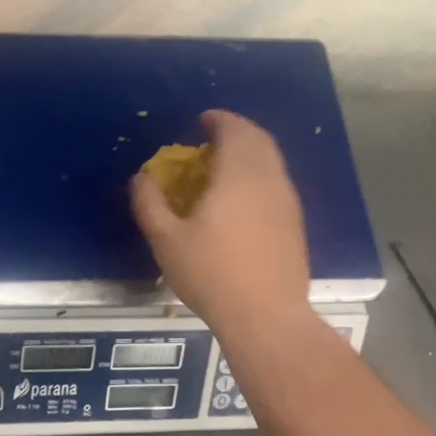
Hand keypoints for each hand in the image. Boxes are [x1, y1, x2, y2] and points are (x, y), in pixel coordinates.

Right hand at [131, 109, 310, 326]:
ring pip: (271, 162)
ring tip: (223, 169)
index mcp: (239, 175)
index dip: (218, 120)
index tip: (201, 121)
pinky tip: (240, 202)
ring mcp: (287, 202)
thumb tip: (141, 178)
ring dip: (249, 154)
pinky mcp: (294, 224)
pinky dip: (257, 177)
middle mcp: (269, 179)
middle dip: (236, 132)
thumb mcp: (166, 241)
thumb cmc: (212, 275)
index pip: (234, 130)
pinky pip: (275, 184)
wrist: (266, 315)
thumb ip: (150, 204)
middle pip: (258, 140)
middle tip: (211, 140)